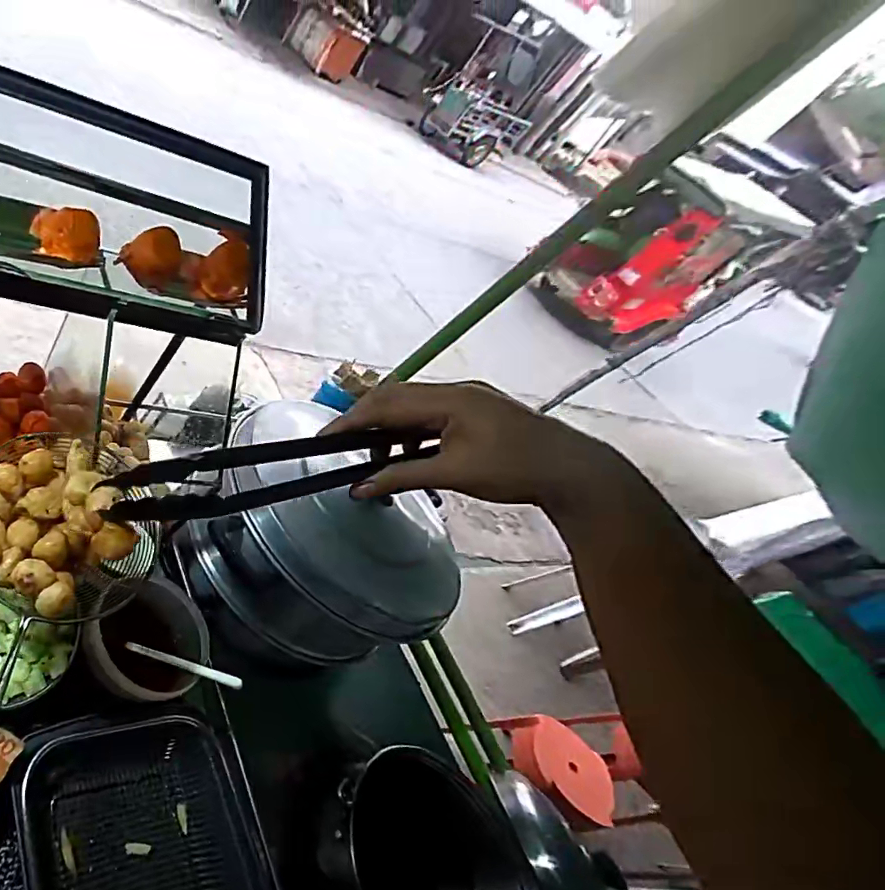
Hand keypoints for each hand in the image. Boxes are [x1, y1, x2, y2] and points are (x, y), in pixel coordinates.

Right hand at [320, 381, 632, 513]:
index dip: (350, 420)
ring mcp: (468, 399)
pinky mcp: (474, 411)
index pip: (385, 403)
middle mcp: (457, 392)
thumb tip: (358, 488)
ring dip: (386, 428)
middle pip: (393, 397)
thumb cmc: (515, 469)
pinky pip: (427, 413)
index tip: (324, 438)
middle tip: (339, 445)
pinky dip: (406, 431)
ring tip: (374, 458)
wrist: (575, 472)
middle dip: (362, 420)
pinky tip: (404, 454)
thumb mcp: (451, 474)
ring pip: (410, 405)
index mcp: (451, 400)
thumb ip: (399, 478)